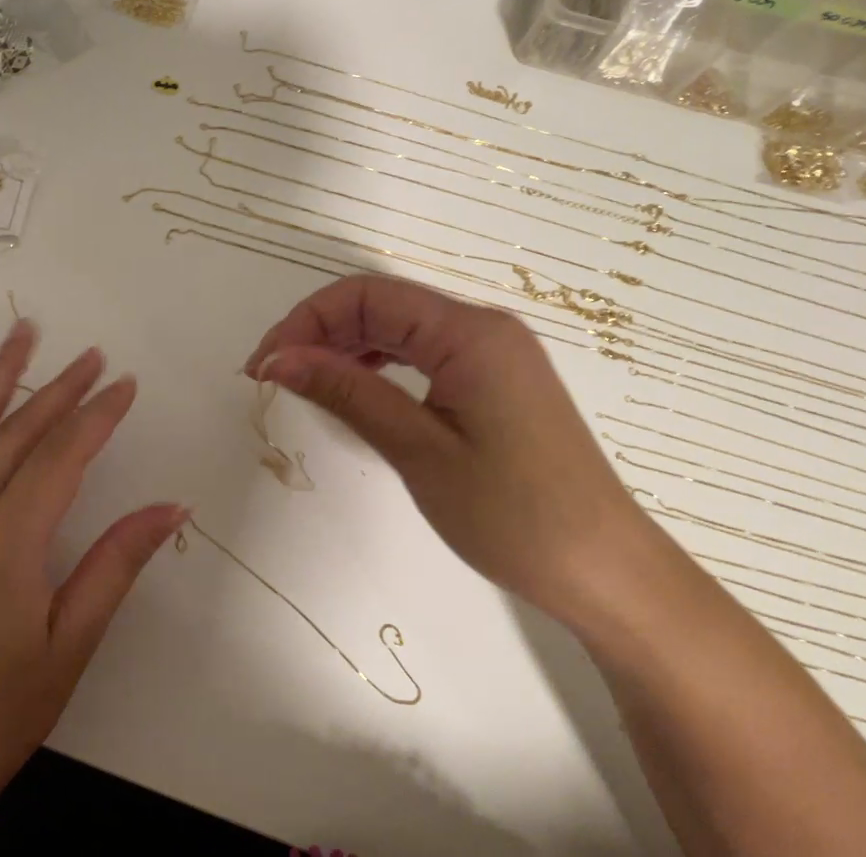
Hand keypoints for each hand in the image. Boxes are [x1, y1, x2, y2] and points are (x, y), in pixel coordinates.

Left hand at [0, 319, 186, 856]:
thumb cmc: (3, 706)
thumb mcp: (72, 642)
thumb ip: (117, 564)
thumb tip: (171, 507)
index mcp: (3, 547)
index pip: (59, 458)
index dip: (95, 417)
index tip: (123, 383)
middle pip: (12, 433)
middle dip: (55, 388)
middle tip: (89, 354)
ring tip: (20, 338)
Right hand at [244, 275, 647, 624]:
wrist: (602, 568)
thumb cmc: (512, 514)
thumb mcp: (418, 451)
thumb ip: (347, 393)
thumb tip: (278, 358)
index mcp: (470, 333)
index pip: (365, 296)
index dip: (304, 321)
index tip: (263, 366)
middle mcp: (484, 328)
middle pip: (381, 304)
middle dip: (318, 331)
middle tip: (270, 378)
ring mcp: (494, 353)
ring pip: (400, 326)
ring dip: (344, 346)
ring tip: (302, 384)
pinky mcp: (496, 380)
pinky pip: (423, 352)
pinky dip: (378, 363)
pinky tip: (354, 390)